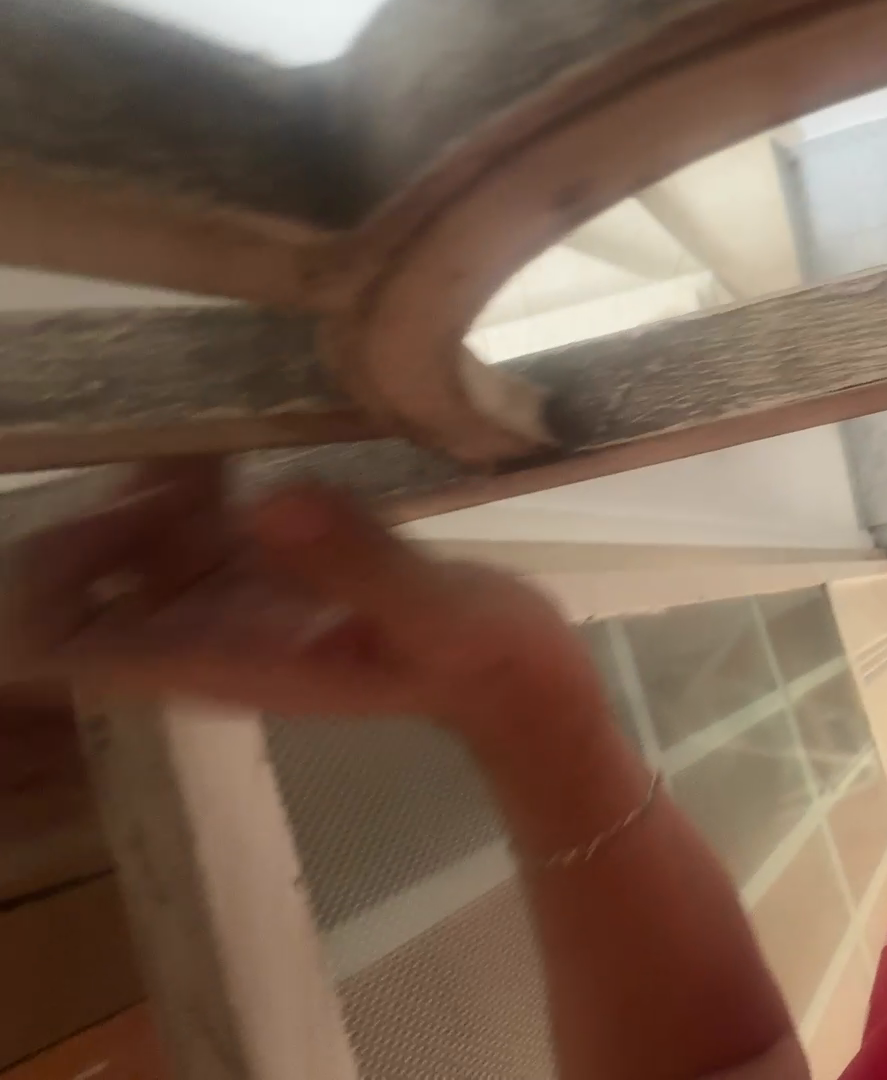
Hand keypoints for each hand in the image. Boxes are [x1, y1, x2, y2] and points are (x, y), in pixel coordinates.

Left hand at [0, 460, 604, 734]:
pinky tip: (267, 467)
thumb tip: (273, 494)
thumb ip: (362, 563)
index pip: (63, 641)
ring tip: (228, 448)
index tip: (145, 511)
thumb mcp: (438, 614)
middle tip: (202, 460)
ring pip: (158, 561)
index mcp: (233, 661)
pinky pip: (225, 548)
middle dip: (121, 518)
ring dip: (169, 502)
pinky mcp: (305, 594)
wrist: (527, 685)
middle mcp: (225, 641)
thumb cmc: (490, 662)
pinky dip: (224, 504)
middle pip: (98, 588)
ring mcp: (263, 618)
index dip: (61, 572)